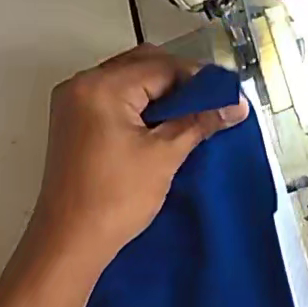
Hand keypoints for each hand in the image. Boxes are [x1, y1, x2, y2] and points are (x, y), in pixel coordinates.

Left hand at [30, 44, 248, 264]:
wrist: (72, 240)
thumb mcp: (164, 156)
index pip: (160, 66)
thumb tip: (235, 105)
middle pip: (140, 65)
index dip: (198, 78)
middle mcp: (81, 85)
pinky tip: (163, 127)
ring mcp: (73, 105)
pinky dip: (139, 107)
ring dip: (159, 94)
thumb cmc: (116, 199)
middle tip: (212, 104)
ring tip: (191, 117)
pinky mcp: (73, 125)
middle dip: (179, 82)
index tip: (227, 94)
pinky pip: (113, 101)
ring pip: (126, 82)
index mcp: (101, 87)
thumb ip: (199, 123)